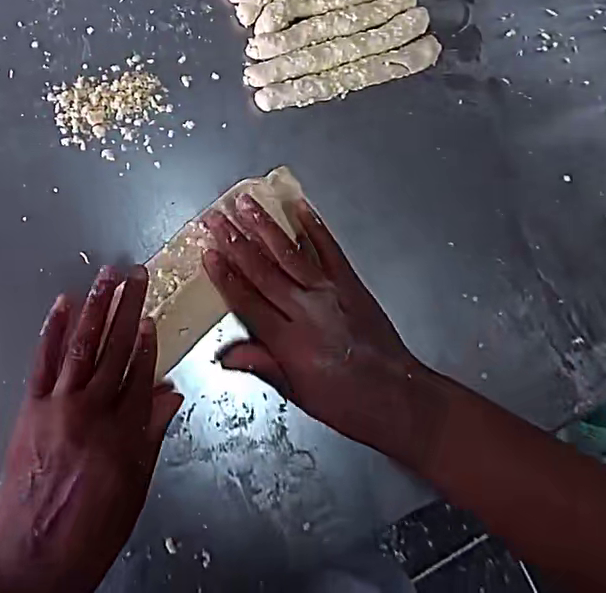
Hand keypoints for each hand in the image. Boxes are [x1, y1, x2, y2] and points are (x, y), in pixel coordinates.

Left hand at [0, 267, 183, 592]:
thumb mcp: (133, 492)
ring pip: (83, 345)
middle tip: (137, 275)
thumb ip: (151, 437)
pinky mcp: (30, 407)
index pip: (140, 375)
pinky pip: (43, 361)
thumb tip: (171, 394)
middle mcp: (91, 412)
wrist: (27, 561)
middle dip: (128, 307)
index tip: (153, 318)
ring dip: (96, 306)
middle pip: (115, 349)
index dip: (148, 344)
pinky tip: (63, 303)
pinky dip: (54, 329)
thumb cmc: (87, 533)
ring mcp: (58, 406)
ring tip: (107, 276)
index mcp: (122, 435)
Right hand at [200, 194, 439, 460]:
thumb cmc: (346, 402)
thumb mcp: (298, 393)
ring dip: (265, 226)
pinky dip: (313, 226)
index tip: (207, 253)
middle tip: (216, 218)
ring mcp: (330, 292)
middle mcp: (307, 311)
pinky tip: (299, 207)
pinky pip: (329, 249)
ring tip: (246, 203)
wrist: (398, 396)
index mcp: (290, 342)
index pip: (248, 302)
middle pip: (264, 271)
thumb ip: (261, 365)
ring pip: (290, 253)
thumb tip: (222, 356)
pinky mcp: (351, 283)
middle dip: (236, 241)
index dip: (225, 276)